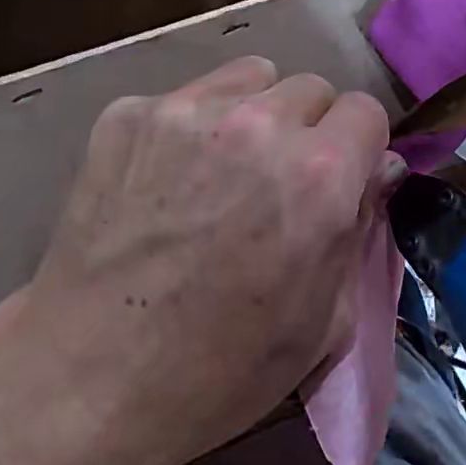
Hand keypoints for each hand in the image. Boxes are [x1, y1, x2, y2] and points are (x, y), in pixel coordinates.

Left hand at [23, 57, 400, 464]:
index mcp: (319, 175)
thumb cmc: (223, 371)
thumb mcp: (326, 318)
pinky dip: (194, 125)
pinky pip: (189, 96)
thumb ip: (362, 225)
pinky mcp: (128, 114)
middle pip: (312, 87)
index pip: (367, 110)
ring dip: (257, 112)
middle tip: (280, 179)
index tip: (342, 176)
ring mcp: (187, 112)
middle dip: (310, 128)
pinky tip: (168, 178)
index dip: (360, 146)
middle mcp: (260, 125)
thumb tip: (381, 167)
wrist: (85, 387)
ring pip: (254, 77)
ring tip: (227, 166)